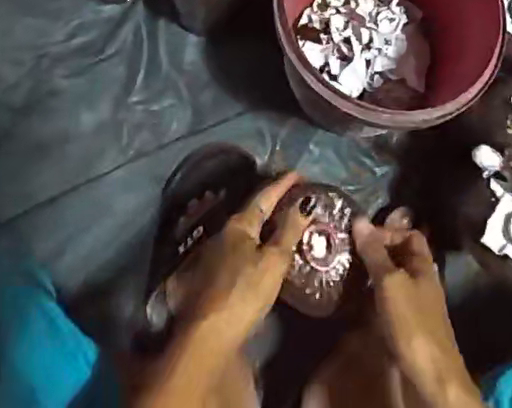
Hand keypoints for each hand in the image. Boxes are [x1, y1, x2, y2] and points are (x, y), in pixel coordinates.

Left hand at [172, 171, 313, 346]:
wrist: (206, 338)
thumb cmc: (244, 293)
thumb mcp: (274, 261)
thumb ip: (289, 230)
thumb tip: (304, 202)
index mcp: (239, 225)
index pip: (265, 196)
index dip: (283, 184)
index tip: (300, 173)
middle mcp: (222, 233)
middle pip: (252, 211)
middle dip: (273, 202)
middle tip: (293, 195)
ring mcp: (212, 256)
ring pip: (243, 231)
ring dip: (263, 223)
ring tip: (281, 221)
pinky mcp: (209, 277)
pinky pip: (237, 248)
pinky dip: (253, 242)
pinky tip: (259, 249)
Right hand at [353, 209, 482, 407]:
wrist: (430, 377)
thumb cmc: (412, 322)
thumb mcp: (390, 282)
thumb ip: (375, 253)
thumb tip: (359, 219)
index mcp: (424, 265)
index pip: (410, 235)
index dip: (388, 231)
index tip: (362, 236)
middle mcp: (422, 281)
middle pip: (401, 257)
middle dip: (377, 252)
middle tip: (349, 253)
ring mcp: (415, 306)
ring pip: (393, 281)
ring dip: (372, 276)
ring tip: (347, 274)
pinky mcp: (406, 328)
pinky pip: (388, 304)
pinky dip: (373, 299)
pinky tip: (356, 303)